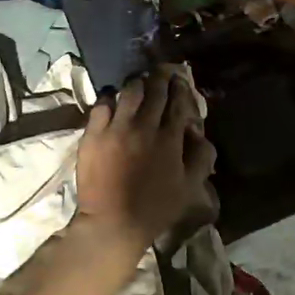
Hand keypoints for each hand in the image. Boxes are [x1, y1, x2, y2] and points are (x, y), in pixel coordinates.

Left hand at [74, 68, 216, 256]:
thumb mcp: (190, 187)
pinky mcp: (93, 133)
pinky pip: (102, 104)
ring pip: (129, 91)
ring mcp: (116, 127)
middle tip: (161, 73)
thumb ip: (200, 155)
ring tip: (138, 84)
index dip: (180, 87)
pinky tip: (113, 99)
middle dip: (160, 77)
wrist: (112, 221)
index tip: (180, 80)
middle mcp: (144, 126)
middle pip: (154, 90)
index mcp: (169, 139)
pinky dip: (110, 97)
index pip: (178, 102)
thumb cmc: (154, 207)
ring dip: (137, 84)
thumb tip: (196, 128)